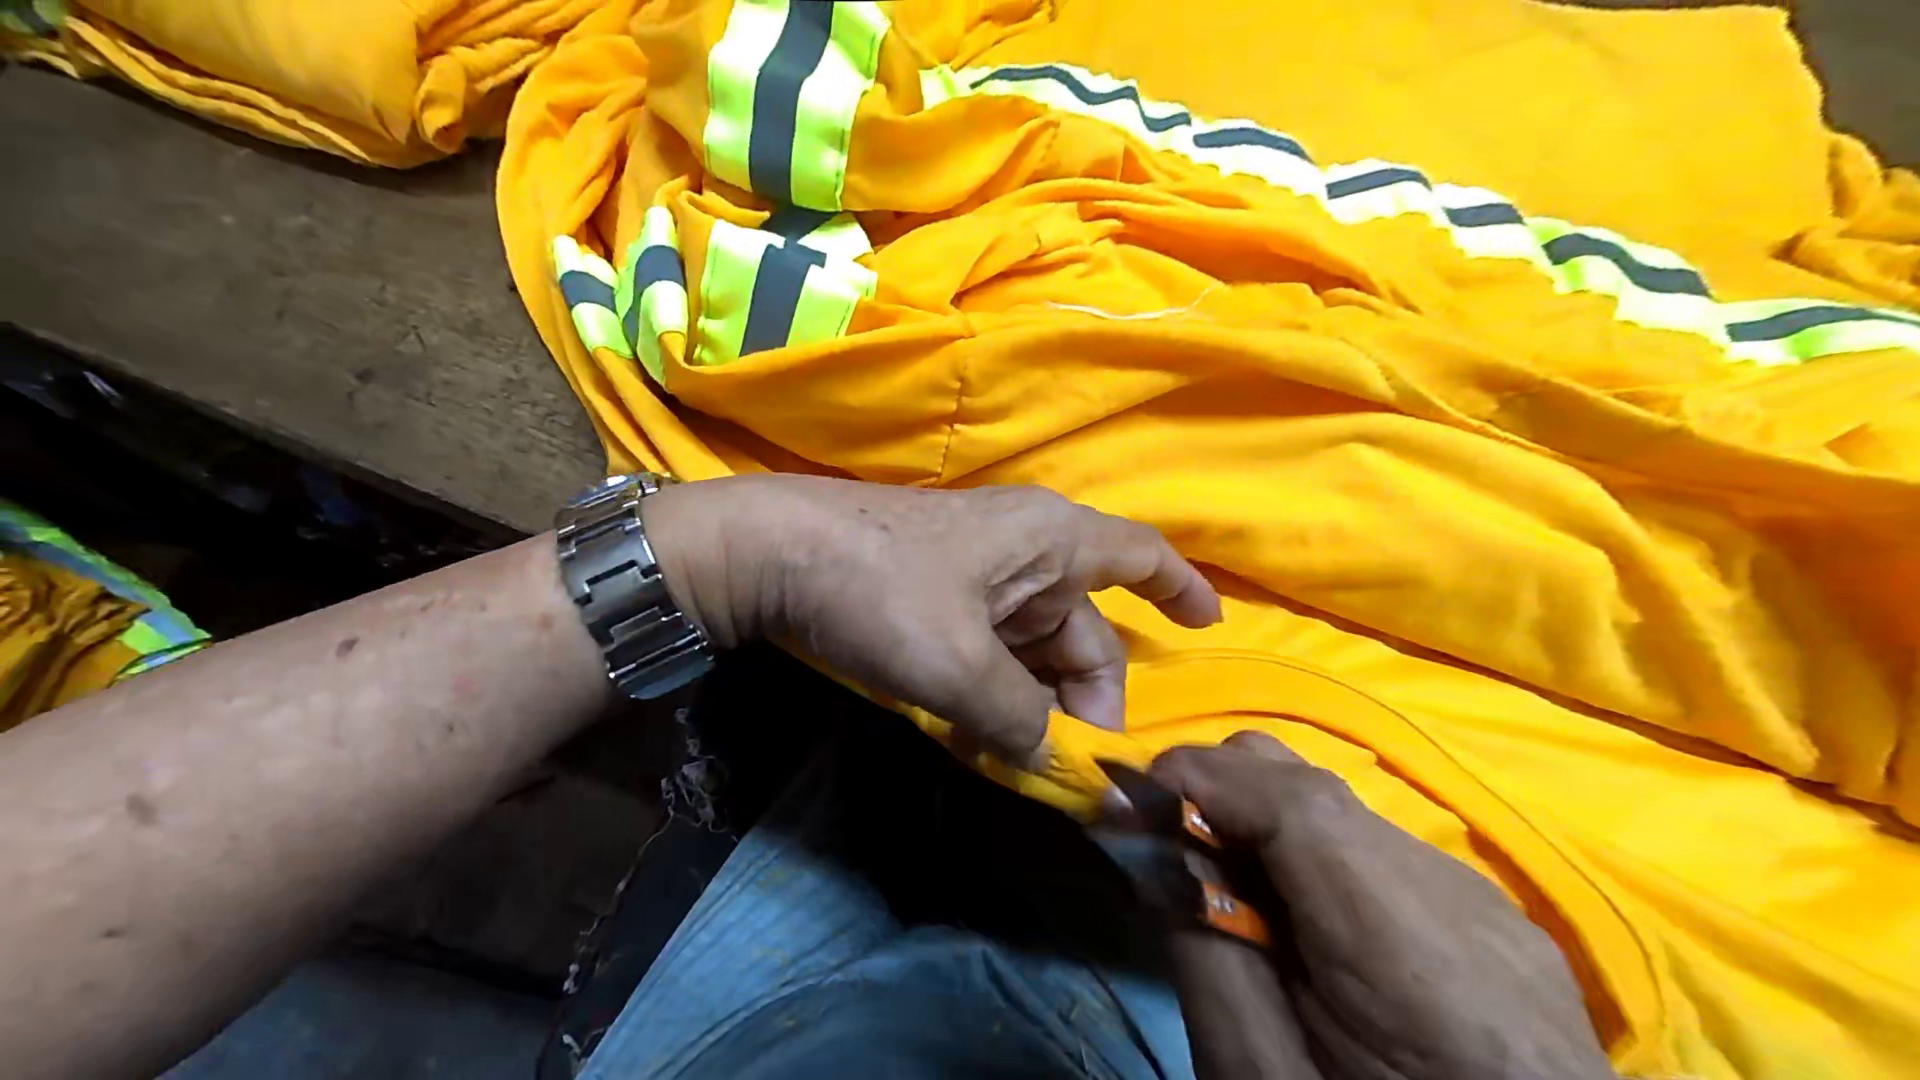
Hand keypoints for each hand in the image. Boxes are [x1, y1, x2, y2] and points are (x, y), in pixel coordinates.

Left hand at [640, 475, 1220, 762]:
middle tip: (1070, 768)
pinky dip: (995, 693)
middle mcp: (1025, 552)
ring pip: (1034, 650)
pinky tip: (974, 735)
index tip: (1209, 628)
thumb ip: (1018, 718)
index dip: (1180, 588)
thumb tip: (1055, 758)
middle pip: (1084, 631)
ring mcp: (980, 575)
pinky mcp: (940, 596)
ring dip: (1033, 706)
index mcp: (1049, 541)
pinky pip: (992, 650)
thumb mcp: (956, 665)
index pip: (1138, 556)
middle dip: (1084, 700)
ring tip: (1011, 762)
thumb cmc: (878, 589)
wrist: (769, 552)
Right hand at [1151, 733, 1615, 1079]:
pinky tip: (1290, 915)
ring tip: (1223, 888)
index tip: (1127, 798)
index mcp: (1429, 969)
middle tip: (1163, 844)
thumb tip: (1146, 832)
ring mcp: (1484, 901)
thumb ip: (1198, 940)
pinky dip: (1297, 846)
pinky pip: (1361, 835)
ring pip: (1331, 800)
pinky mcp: (1481, 909)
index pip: (1303, 808)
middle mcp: (1469, 905)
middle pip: (1313, 784)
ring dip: (1252, 817)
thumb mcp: (1254, 1075)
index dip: (1203, 779)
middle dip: (1217, 790)